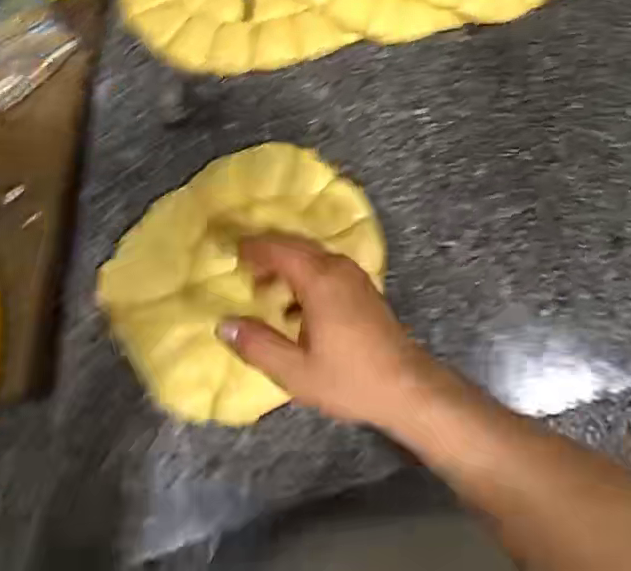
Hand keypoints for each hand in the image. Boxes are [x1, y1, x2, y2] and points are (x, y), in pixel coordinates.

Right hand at [218, 233, 453, 429]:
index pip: (280, 250)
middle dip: (268, 252)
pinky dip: (304, 274)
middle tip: (242, 267)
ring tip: (262, 288)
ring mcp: (354, 275)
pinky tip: (294, 304)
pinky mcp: (363, 287)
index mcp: (320, 280)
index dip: (254, 248)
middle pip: (297, 246)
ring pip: (313, 256)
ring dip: (287, 264)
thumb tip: (224, 324)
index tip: (231, 251)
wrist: (406, 385)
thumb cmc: (349, 379)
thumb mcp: (295, 371)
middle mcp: (338, 268)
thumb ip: (258, 345)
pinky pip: (326, 267)